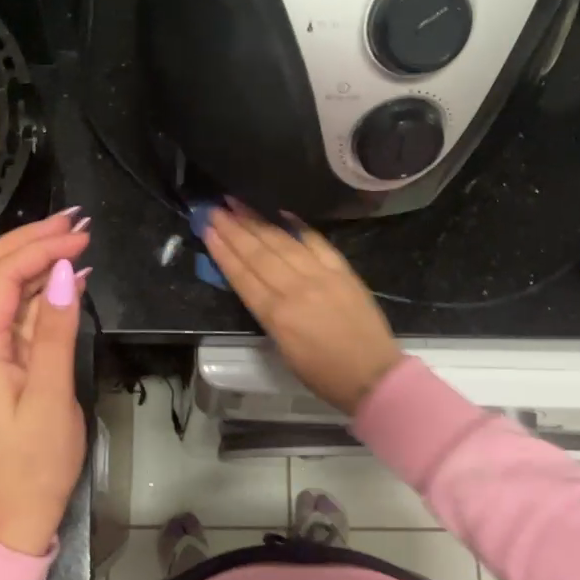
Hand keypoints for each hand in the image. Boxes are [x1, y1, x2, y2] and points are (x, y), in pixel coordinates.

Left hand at [0, 209, 90, 554]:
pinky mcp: (5, 362)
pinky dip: (45, 293)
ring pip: (5, 290)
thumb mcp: (51, 396)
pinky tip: (73, 279)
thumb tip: (65, 273)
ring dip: (37, 261)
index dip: (39, 249)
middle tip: (75, 222)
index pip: (2, 278)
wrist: (19, 509)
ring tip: (77, 239)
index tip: (81, 237)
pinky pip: (20, 316)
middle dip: (30, 240)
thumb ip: (56, 332)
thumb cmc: (35, 460)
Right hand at [203, 203, 401, 414]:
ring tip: (238, 203)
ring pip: (283, 243)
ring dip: (258, 221)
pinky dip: (298, 227)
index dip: (223, 251)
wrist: (372, 375)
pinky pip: (316, 242)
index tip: (207, 229)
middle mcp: (296, 289)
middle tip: (214, 209)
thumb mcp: (282, 350)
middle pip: (258, 254)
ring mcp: (321, 276)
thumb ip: (267, 314)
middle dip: (234, 229)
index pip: (242, 276)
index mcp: (276, 315)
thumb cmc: (322, 374)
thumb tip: (253, 283)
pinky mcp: (343, 271)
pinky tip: (281, 213)